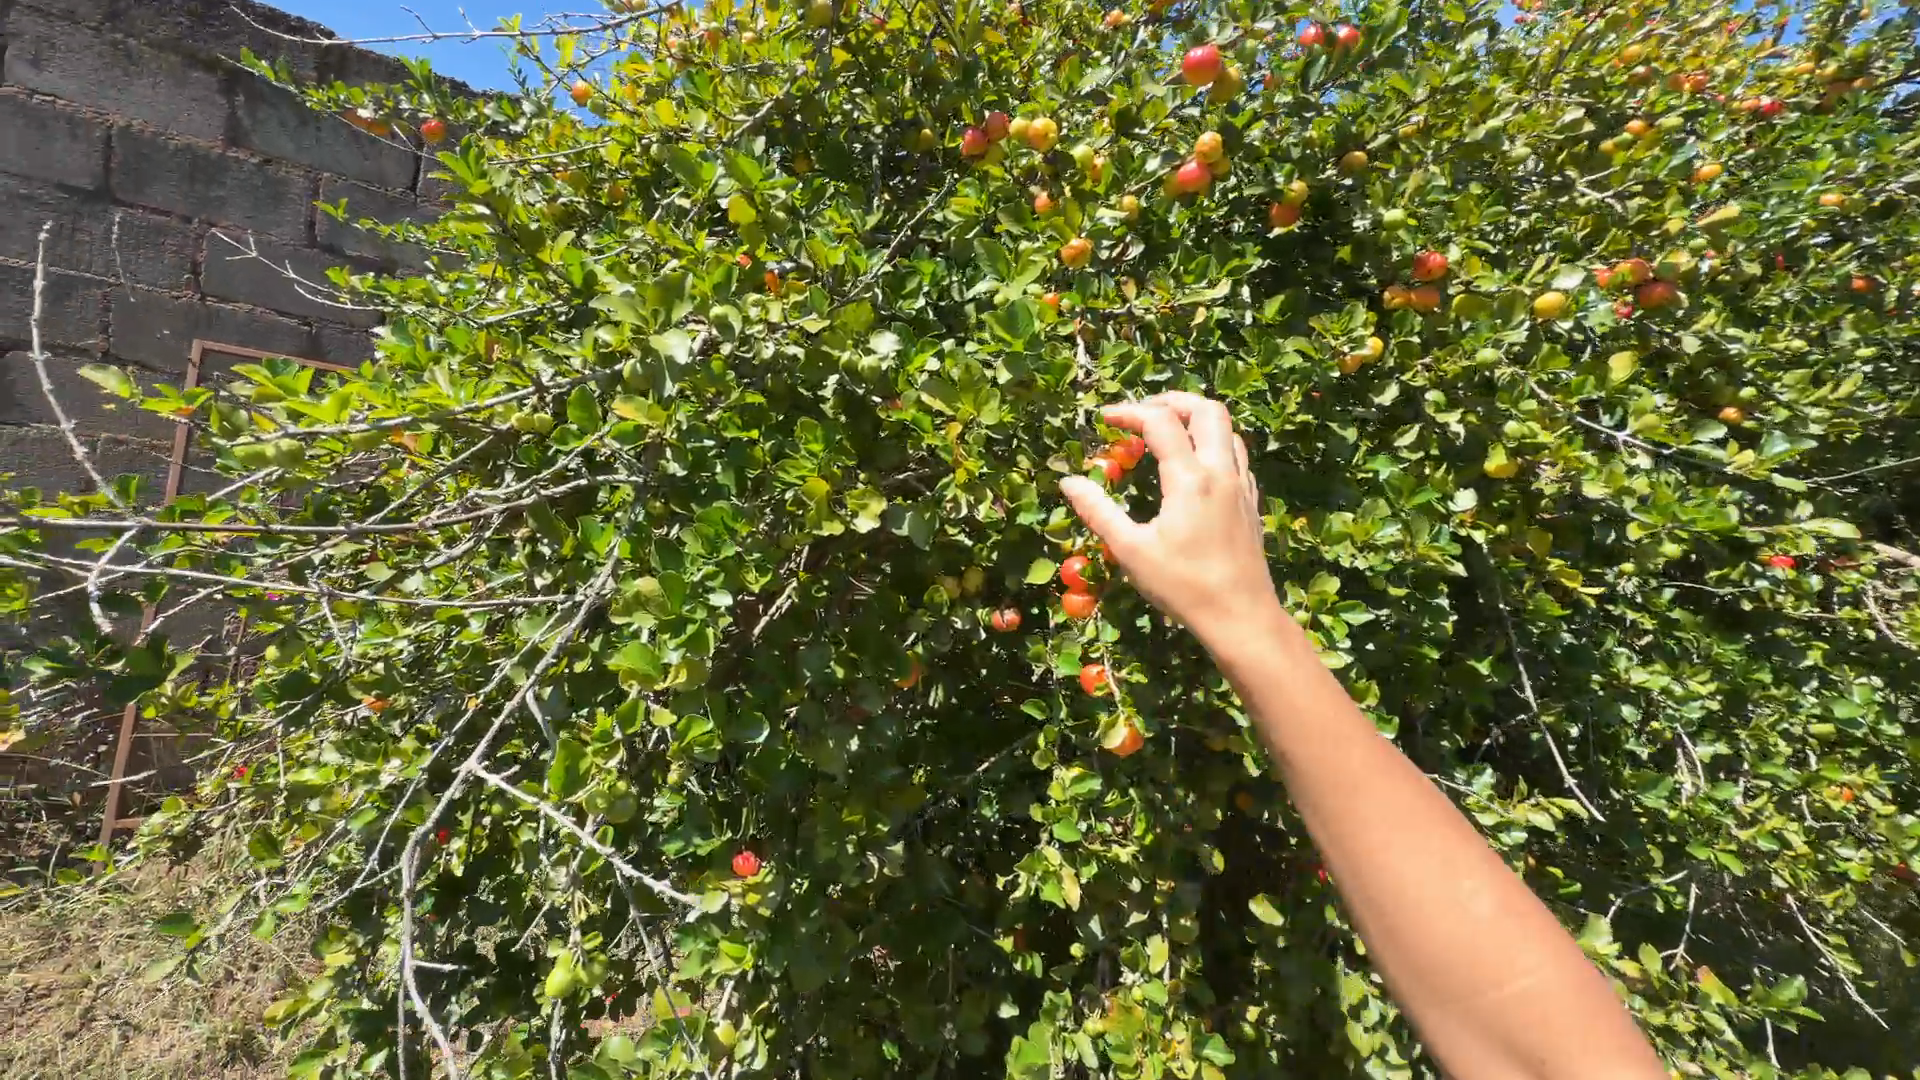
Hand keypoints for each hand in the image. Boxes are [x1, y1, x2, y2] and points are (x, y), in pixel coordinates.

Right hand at [1058, 393, 1280, 648]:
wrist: (1241, 616)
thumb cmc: (1182, 586)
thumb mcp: (1130, 550)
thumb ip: (1098, 511)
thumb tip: (1069, 481)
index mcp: (1190, 479)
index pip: (1160, 422)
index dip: (1129, 412)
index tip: (1105, 418)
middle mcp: (1220, 472)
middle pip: (1206, 409)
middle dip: (1171, 401)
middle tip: (1141, 412)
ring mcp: (1241, 485)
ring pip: (1227, 428)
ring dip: (1196, 418)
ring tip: (1167, 431)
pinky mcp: (1250, 501)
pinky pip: (1236, 454)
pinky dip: (1213, 443)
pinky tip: (1194, 466)